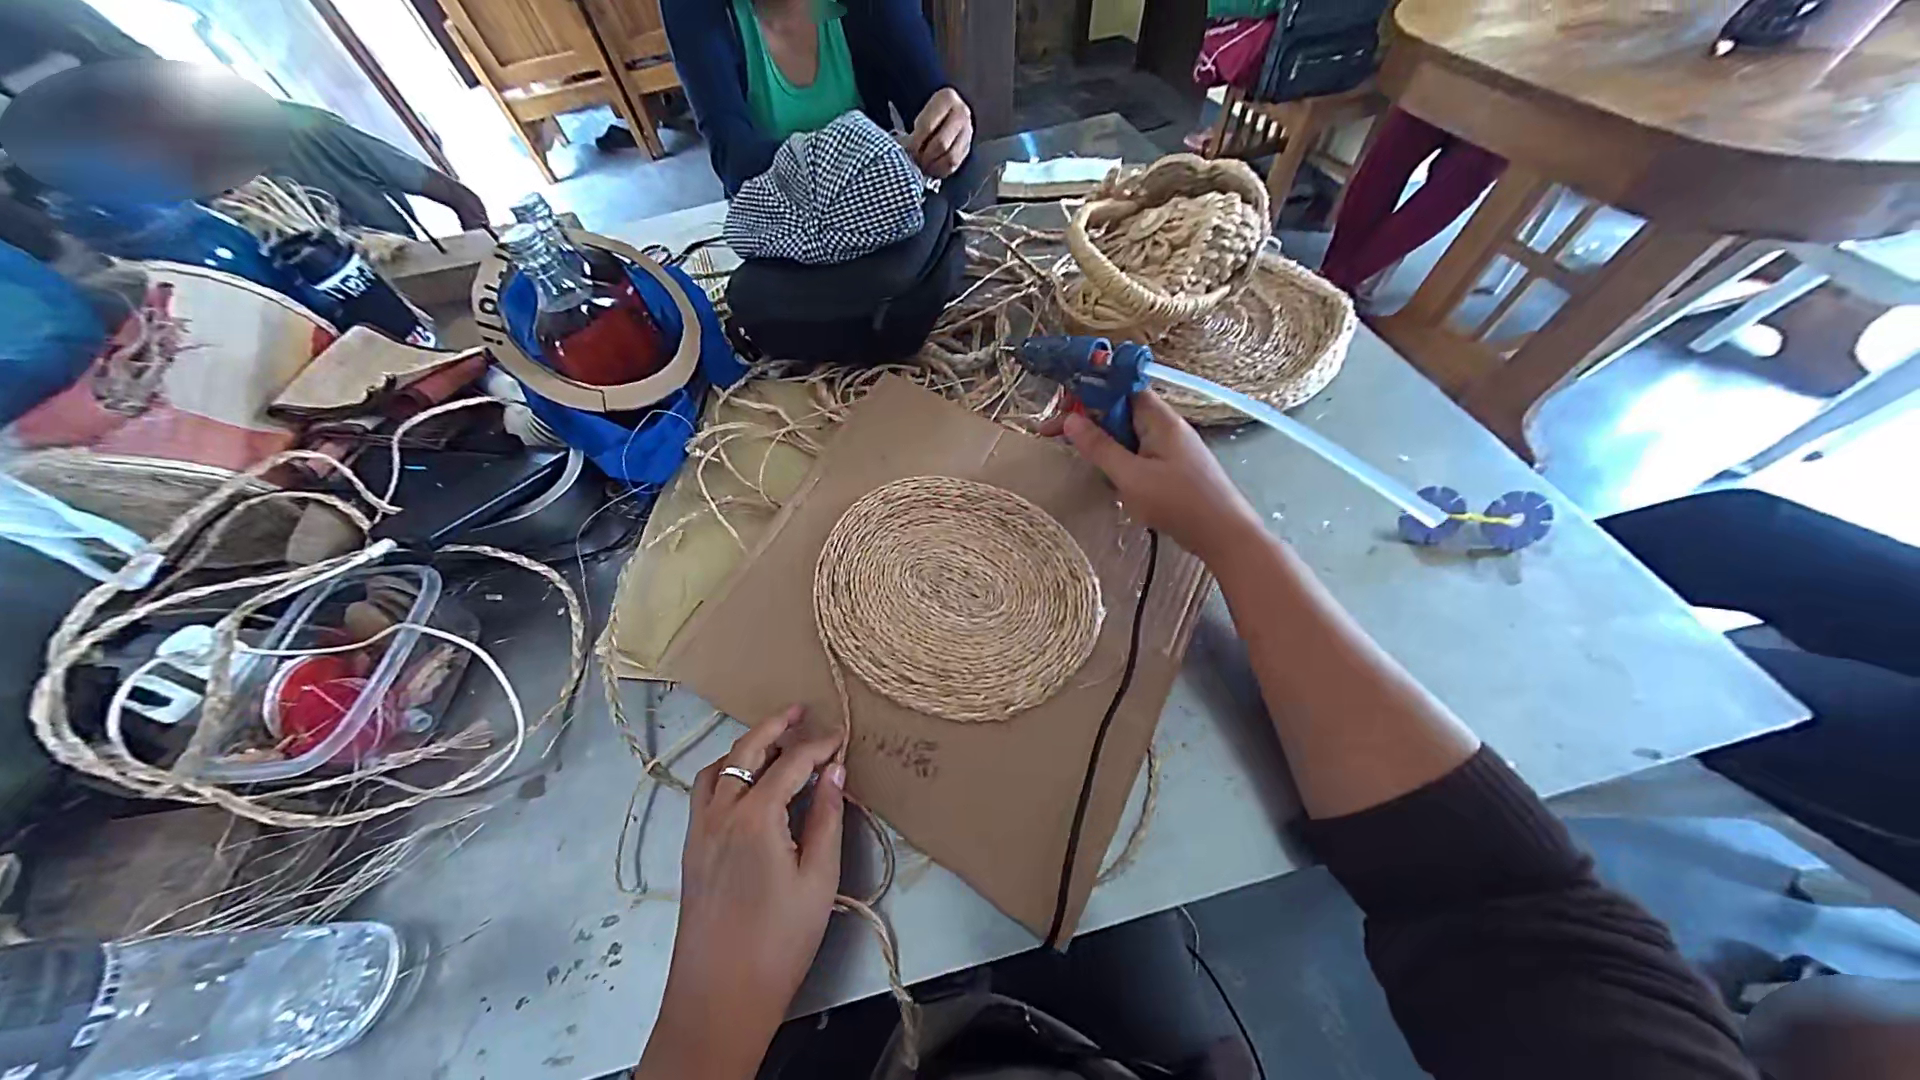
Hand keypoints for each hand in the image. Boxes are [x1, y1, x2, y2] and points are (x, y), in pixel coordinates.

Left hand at [636, 706, 844, 1079]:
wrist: (718, 999)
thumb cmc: (779, 941)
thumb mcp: (818, 878)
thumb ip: (827, 817)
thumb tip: (836, 770)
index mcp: (755, 818)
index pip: (791, 763)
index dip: (819, 745)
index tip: (842, 737)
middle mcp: (720, 813)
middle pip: (745, 751)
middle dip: (775, 726)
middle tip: (800, 710)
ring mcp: (699, 830)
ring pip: (719, 767)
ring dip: (746, 746)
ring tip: (775, 741)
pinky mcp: (690, 849)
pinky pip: (705, 791)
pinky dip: (727, 770)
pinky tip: (746, 782)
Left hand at [909, 87, 972, 178]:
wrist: (945, 116)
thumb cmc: (928, 115)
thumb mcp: (922, 113)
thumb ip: (917, 128)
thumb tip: (907, 149)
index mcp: (947, 98)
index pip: (928, 126)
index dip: (915, 143)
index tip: (908, 150)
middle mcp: (961, 112)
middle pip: (941, 143)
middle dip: (925, 156)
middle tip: (915, 162)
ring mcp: (968, 131)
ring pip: (950, 157)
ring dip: (934, 166)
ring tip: (923, 167)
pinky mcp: (968, 147)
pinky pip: (954, 165)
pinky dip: (941, 171)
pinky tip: (931, 169)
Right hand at [1042, 390, 1264, 564]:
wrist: (1225, 535)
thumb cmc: (1178, 503)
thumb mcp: (1130, 476)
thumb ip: (1100, 448)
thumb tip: (1070, 420)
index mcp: (1159, 419)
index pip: (1120, 388)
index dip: (1088, 393)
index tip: (1060, 410)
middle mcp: (1166, 426)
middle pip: (1121, 409)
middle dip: (1088, 420)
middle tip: (1054, 436)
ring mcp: (1171, 447)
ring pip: (1128, 433)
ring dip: (1102, 441)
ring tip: (1078, 456)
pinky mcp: (1173, 467)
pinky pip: (1138, 452)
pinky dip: (1119, 458)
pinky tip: (1109, 477)